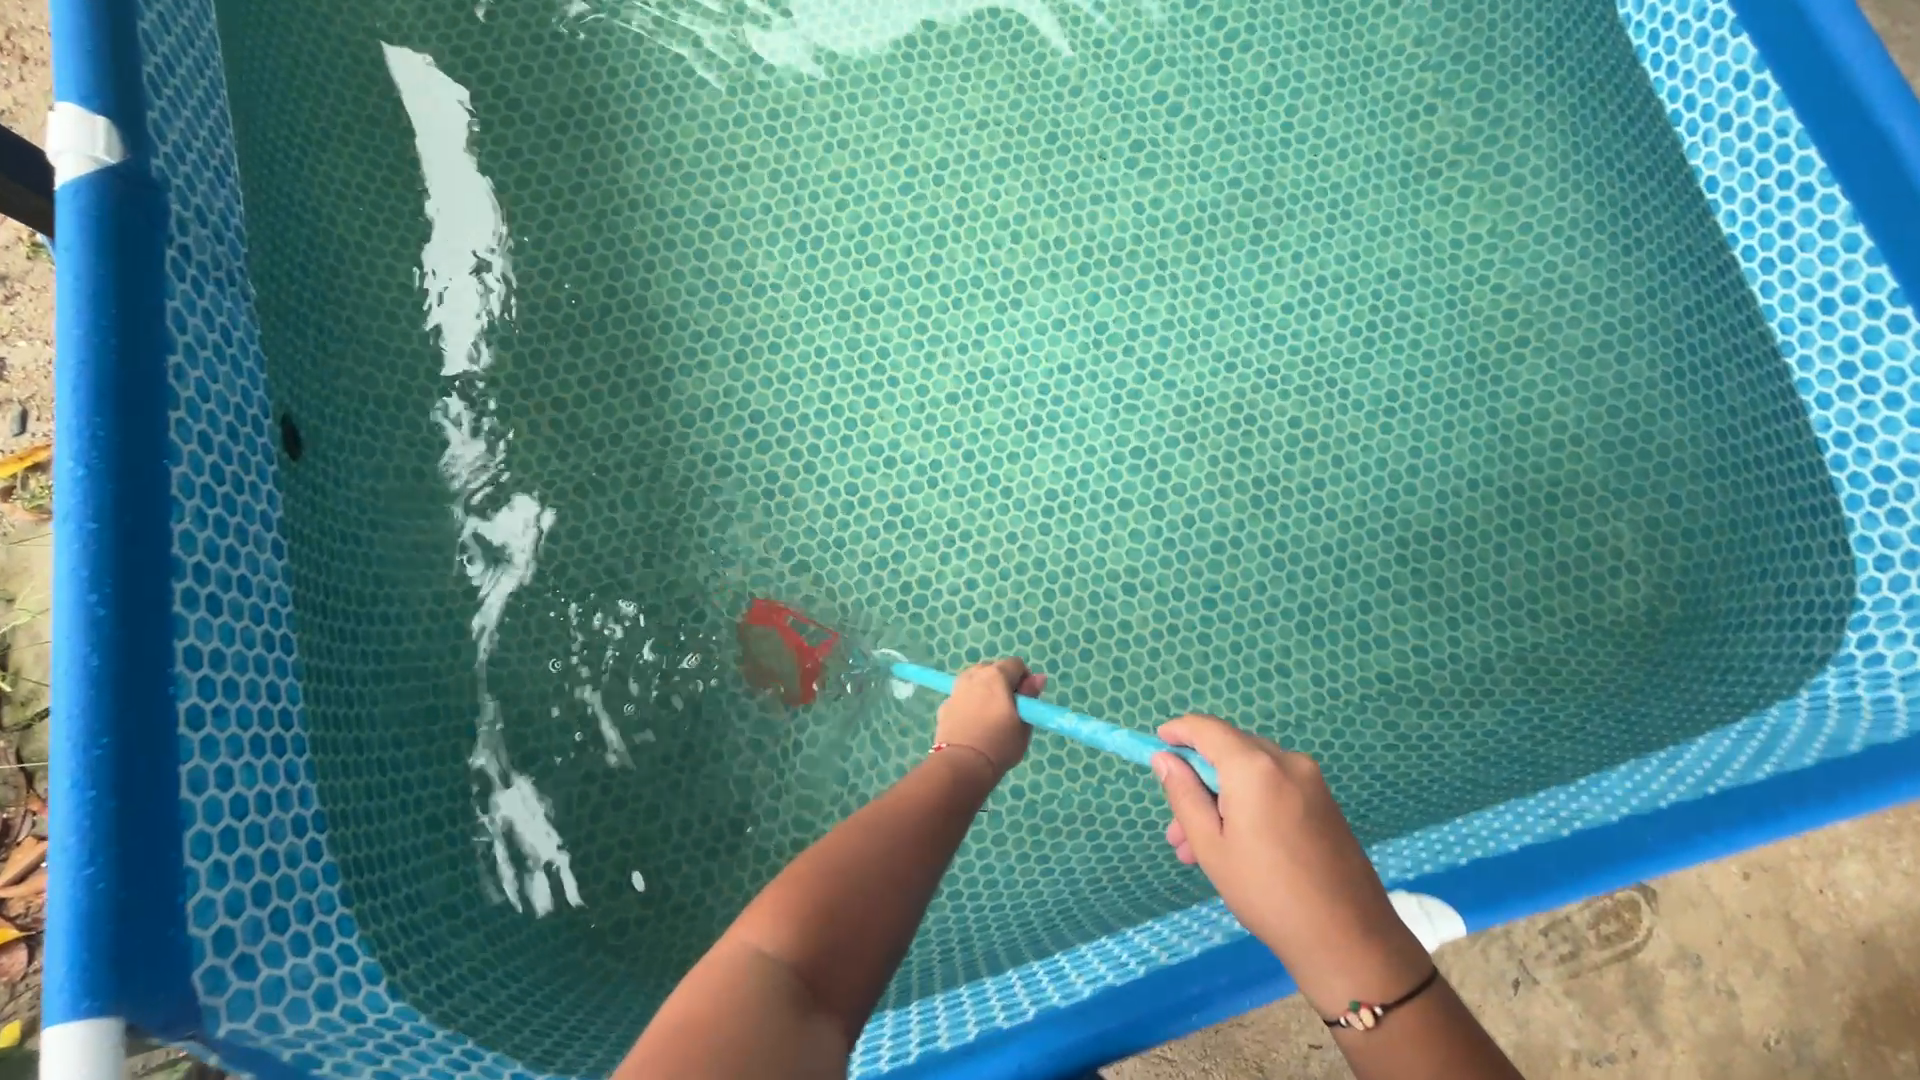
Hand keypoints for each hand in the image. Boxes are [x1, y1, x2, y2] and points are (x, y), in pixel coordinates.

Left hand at [932, 658, 1045, 779]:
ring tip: (989, 715)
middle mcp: (973, 676)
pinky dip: (969, 703)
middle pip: (992, 669)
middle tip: (1008, 708)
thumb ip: (1030, 697)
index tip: (1025, 701)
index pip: (1016, 664)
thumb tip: (1038, 678)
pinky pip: (962, 697)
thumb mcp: (1024, 723)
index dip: (1024, 680)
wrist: (962, 764)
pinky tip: (972, 724)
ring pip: (974, 681)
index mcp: (996, 676)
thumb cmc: (1000, 744)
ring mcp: (956, 689)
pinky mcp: (944, 705)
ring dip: (984, 690)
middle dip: (1003, 682)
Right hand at [1152, 714, 1430, 1013]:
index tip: (1157, 747)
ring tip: (1198, 849)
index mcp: (1254, 767)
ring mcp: (1310, 780)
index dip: (1178, 732)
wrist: (1349, 939)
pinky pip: (1273, 787)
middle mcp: (1286, 761)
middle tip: (1176, 827)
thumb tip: (1165, 759)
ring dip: (1220, 797)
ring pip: (1250, 772)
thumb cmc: (1267, 892)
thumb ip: (1183, 795)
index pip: (1207, 728)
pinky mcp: (1323, 801)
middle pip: (1229, 750)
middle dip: (1197, 779)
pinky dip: (1247, 803)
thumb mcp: (1211, 845)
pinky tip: (1235, 845)